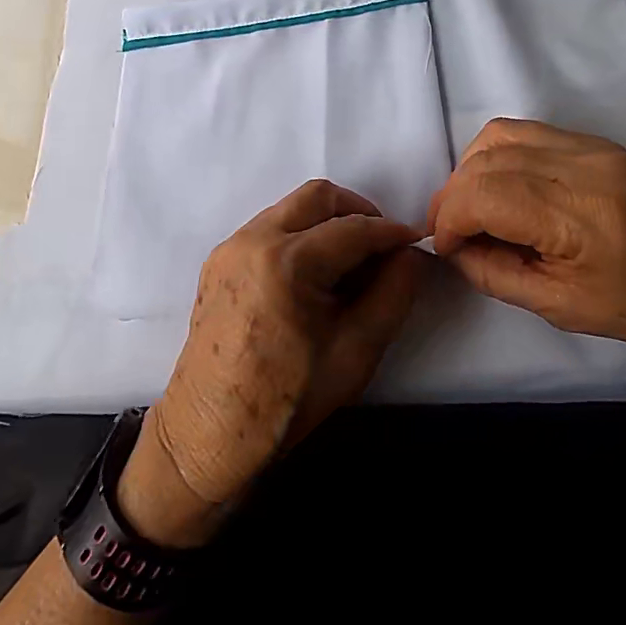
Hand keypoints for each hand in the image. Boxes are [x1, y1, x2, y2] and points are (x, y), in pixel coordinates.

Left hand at [118, 180, 422, 547]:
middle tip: (382, 246)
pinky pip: (266, 230)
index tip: (415, 244)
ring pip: (288, 210)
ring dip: (324, 223)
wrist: (211, 427)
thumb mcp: (356, 351)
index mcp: (286, 262)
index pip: (353, 228)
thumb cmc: (287, 398)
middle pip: (315, 197)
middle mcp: (251, 241)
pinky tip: (313, 276)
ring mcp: (228, 250)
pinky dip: (296, 237)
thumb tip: (410, 256)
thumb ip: (392, 294)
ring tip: (350, 265)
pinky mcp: (217, 264)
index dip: (391, 233)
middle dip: (357, 212)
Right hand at [426, 118, 625, 371]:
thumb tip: (452, 246)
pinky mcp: (594, 142)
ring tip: (473, 206)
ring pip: (496, 137)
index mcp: (579, 219)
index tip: (446, 246)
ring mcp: (591, 148)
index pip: (482, 195)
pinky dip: (494, 157)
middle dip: (451, 198)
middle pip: (483, 163)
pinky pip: (522, 132)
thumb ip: (491, 273)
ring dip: (469, 172)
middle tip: (452, 231)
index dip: (448, 220)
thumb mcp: (556, 307)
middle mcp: (584, 170)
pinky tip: (500, 188)